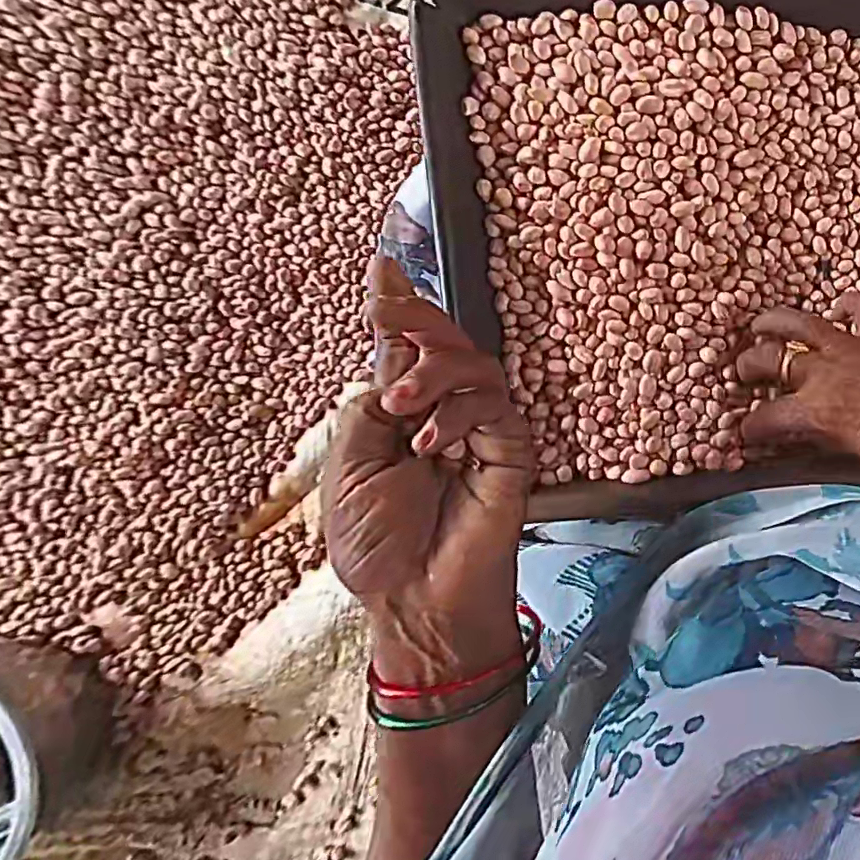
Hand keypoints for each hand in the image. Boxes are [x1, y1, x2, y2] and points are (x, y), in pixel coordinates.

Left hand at [322, 257, 532, 680]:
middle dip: (417, 321)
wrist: (415, 597)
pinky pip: (493, 405)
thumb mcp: (350, 465)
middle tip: (388, 310)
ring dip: (436, 369)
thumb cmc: (378, 541)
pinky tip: (435, 443)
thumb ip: (373, 404)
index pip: (405, 348)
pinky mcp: (510, 445)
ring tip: (406, 404)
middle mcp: (444, 410)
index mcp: (403, 412)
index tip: (384, 263)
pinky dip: (461, 412)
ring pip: (473, 365)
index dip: (399, 306)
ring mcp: (481, 426)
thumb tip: (390, 350)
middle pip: (443, 344)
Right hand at [735, 293, 859, 483]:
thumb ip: (822, 441)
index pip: (766, 418)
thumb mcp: (858, 457)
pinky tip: (838, 310)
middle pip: (769, 358)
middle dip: (749, 367)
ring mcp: (853, 347)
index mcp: (818, 409)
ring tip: (760, 325)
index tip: (747, 434)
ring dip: (775, 321)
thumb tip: (797, 438)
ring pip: (801, 322)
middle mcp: (826, 371)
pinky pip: (859, 306)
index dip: (750, 429)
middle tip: (742, 374)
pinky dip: (846, 305)